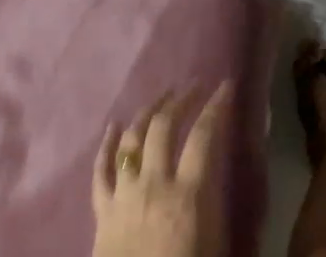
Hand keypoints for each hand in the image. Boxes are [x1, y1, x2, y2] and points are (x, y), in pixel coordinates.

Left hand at [92, 83, 232, 256]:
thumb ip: (217, 204)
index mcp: (188, 195)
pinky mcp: (101, 213)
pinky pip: (100, 171)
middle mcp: (154, 185)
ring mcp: (123, 196)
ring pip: (131, 140)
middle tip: (192, 86)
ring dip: (147, 112)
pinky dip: (106, 145)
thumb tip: (222, 172)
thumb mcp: (216, 243)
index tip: (225, 86)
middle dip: (180, 100)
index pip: (204, 136)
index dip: (216, 106)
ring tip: (161, 98)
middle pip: (164, 127)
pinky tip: (113, 126)